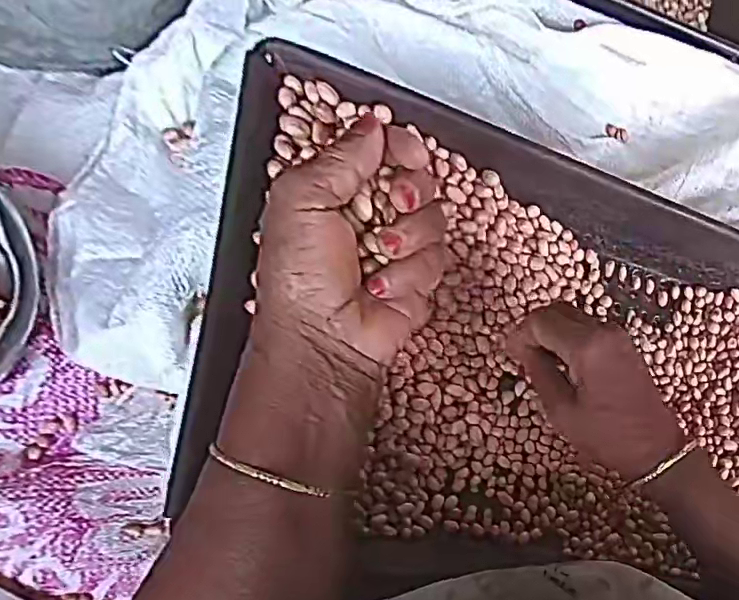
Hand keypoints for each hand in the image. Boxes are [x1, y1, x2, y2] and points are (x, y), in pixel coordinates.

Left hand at [252, 115, 447, 389]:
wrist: (325, 335)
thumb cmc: (300, 276)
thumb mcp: (302, 197)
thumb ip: (341, 157)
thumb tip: (372, 125)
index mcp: (343, 187)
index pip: (385, 151)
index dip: (401, 147)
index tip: (406, 152)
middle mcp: (377, 215)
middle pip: (421, 182)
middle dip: (411, 192)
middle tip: (393, 204)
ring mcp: (403, 249)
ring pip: (435, 223)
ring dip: (408, 238)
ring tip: (379, 255)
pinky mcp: (422, 281)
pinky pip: (438, 262)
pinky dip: (409, 274)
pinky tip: (382, 287)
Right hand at [504, 304, 685, 479]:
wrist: (655, 448)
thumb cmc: (608, 437)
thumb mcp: (563, 411)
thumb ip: (539, 373)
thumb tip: (524, 350)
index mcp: (588, 346)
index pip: (541, 321)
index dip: (520, 335)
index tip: (511, 354)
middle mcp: (605, 331)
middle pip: (557, 311)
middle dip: (535, 330)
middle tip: (523, 357)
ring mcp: (619, 336)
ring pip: (573, 318)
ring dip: (553, 333)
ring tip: (542, 364)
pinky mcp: (626, 346)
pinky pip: (589, 329)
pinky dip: (571, 339)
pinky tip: (565, 365)